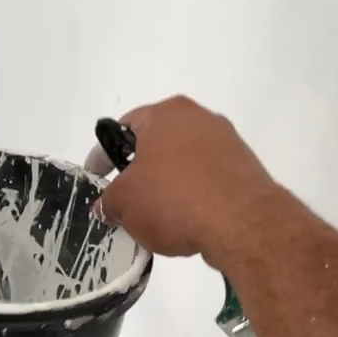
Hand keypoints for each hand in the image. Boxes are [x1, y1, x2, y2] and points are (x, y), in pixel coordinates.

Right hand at [87, 96, 281, 268]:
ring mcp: (226, 142)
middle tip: (121, 196)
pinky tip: (180, 219)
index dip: (103, 154)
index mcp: (166, 114)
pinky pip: (203, 179)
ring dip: (164, 184)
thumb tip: (106, 205)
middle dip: (136, 170)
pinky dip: (188, 195)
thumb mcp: (124, 202)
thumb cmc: (172, 198)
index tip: (95, 176)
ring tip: (150, 214)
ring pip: (181, 162)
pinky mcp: (242, 168)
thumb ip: (108, 200)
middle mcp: (199, 118)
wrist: (240, 222)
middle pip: (156, 143)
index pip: (123, 127)